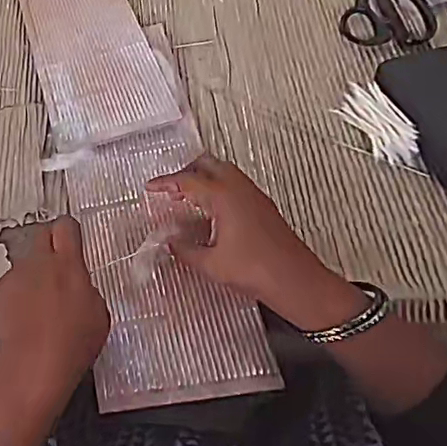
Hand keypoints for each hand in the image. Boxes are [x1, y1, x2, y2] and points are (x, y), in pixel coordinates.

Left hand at [0, 216, 109, 401]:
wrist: (35, 363)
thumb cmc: (72, 343)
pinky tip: (24, 319)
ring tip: (40, 308)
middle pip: (42, 237)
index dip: (69, 232)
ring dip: (32, 277)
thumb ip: (86, 289)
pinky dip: (15, 297)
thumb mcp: (98, 313)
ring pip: (25, 265)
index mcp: (68, 264)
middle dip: (50, 247)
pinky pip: (10, 286)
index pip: (67, 227)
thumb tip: (78, 287)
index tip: (71, 239)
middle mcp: (39, 262)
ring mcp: (15, 275)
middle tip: (57, 270)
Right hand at [146, 154, 335, 308]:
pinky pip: (235, 185)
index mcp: (224, 197)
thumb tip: (170, 243)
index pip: (188, 180)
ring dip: (203, 179)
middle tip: (168, 188)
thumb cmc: (256, 270)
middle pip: (208, 165)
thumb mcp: (211, 263)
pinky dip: (217, 189)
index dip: (166, 183)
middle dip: (185, 172)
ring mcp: (254, 196)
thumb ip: (185, 250)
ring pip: (223, 172)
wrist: (295, 280)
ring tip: (185, 198)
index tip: (151, 187)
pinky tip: (210, 211)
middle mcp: (240, 190)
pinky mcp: (262, 207)